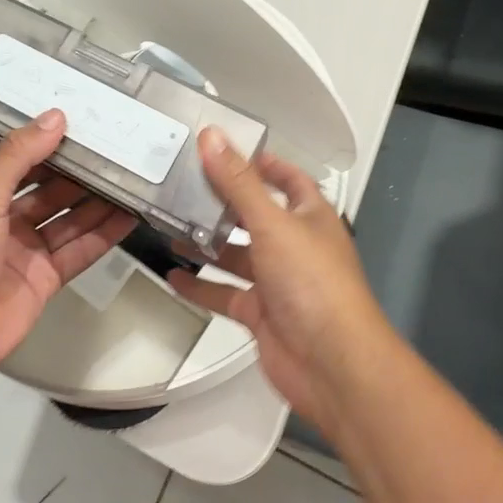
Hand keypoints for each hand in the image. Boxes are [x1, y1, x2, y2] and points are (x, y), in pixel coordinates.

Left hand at [0, 109, 138, 388]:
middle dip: (82, 172)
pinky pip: (80, 251)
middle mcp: (6, 221)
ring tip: (132, 178)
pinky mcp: (45, 280)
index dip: (53, 144)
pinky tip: (127, 217)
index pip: (25, 162)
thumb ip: (19, 156)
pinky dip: (104, 235)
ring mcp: (27, 252)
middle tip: (119, 150)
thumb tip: (54, 117)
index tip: (85, 124)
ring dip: (98, 201)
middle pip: (53, 190)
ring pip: (71, 219)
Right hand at [168, 130, 393, 434]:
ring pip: (238, 255)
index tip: (229, 151)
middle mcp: (295, 244)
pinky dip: (201, 286)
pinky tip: (173, 276)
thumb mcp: (273, 224)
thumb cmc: (313, 283)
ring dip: (208, 243)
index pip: (289, 179)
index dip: (263, 164)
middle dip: (224, 202)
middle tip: (184, 184)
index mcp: (310, 216)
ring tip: (170, 224)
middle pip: (256, 215)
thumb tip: (213, 137)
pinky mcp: (261, 314)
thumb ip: (239, 183)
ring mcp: (278, 281)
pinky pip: (226, 294)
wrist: (332, 364)